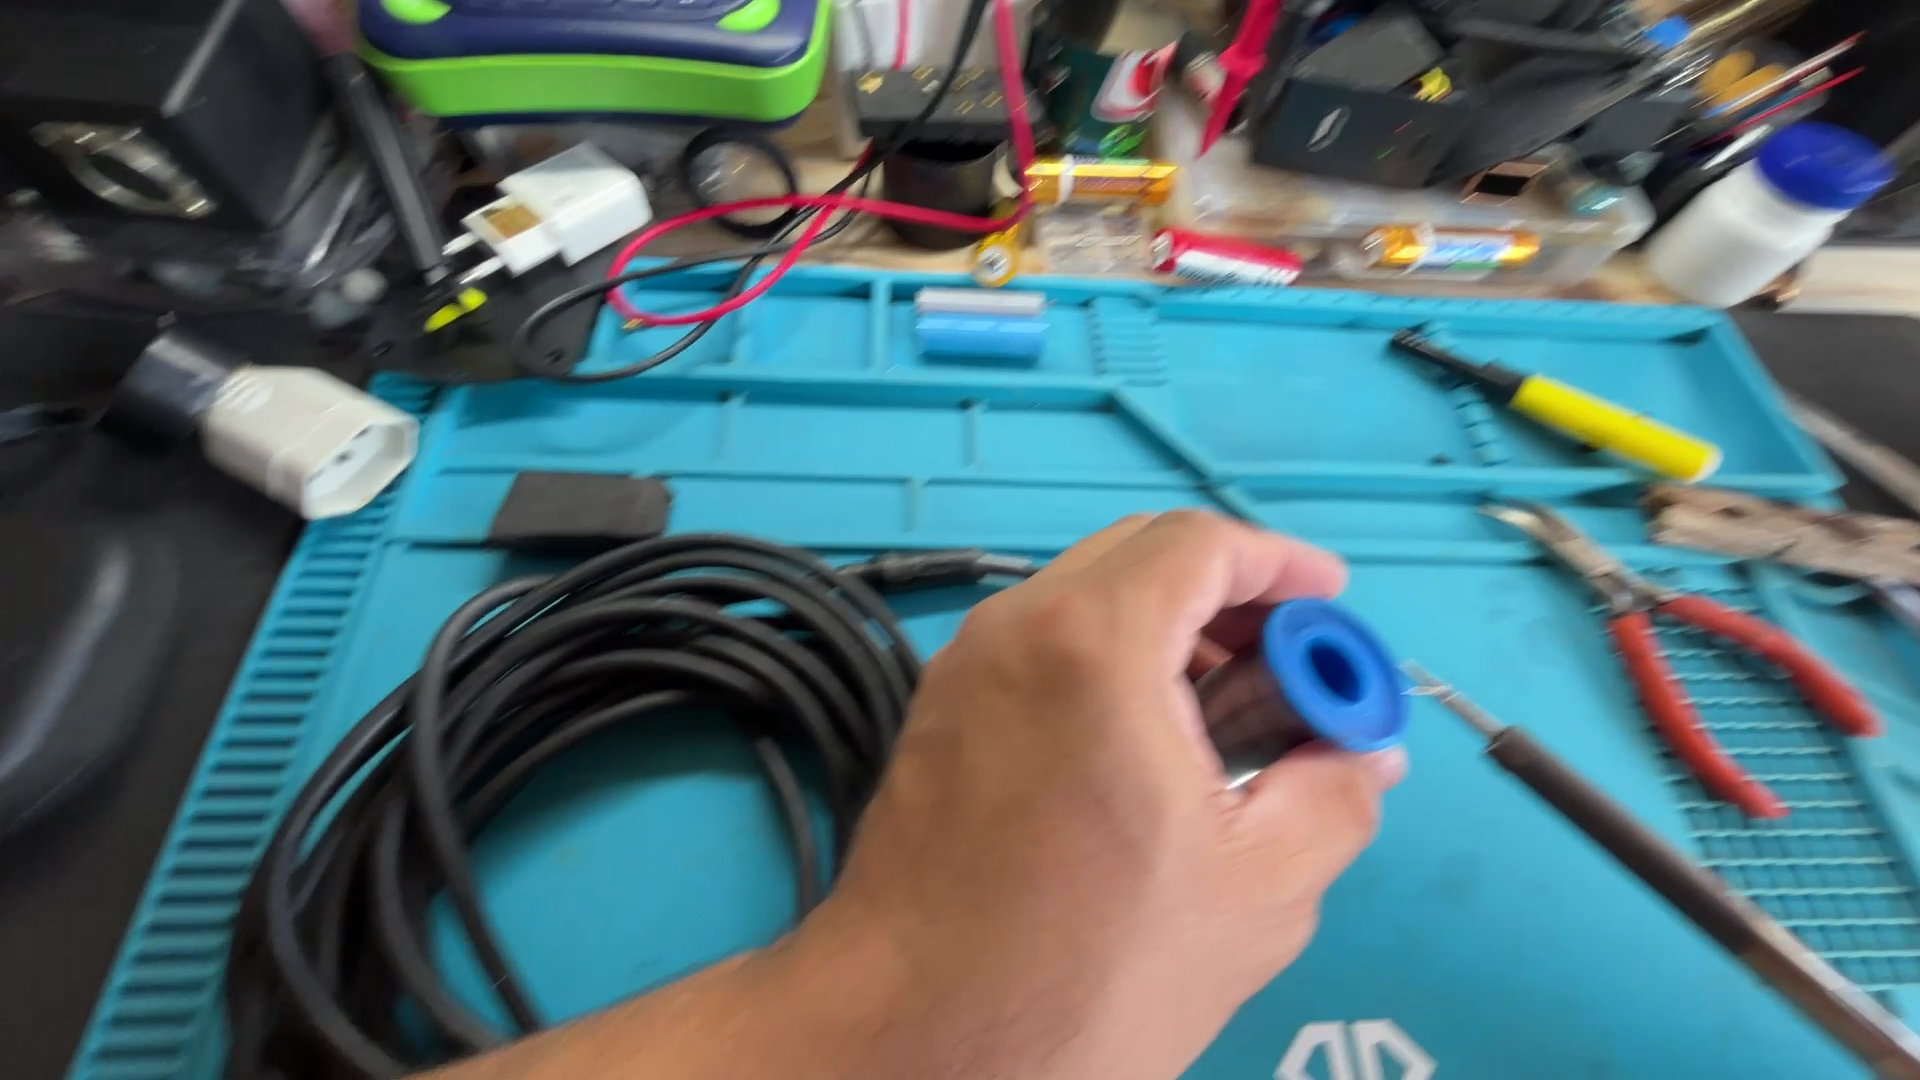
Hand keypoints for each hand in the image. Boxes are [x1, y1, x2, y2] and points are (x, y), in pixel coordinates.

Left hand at [776, 511, 1406, 1079]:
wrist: (916, 1030)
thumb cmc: (1093, 963)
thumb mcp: (1258, 886)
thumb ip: (1331, 793)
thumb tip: (1362, 750)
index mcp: (1093, 641)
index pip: (1196, 543)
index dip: (1277, 560)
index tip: (1327, 599)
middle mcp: (1015, 623)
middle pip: (1137, 555)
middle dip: (1225, 591)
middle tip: (1281, 660)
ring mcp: (965, 658)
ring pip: (1084, 593)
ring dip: (1164, 623)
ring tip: (1220, 704)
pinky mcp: (939, 699)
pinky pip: (1040, 638)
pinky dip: (1105, 652)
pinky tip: (1139, 730)